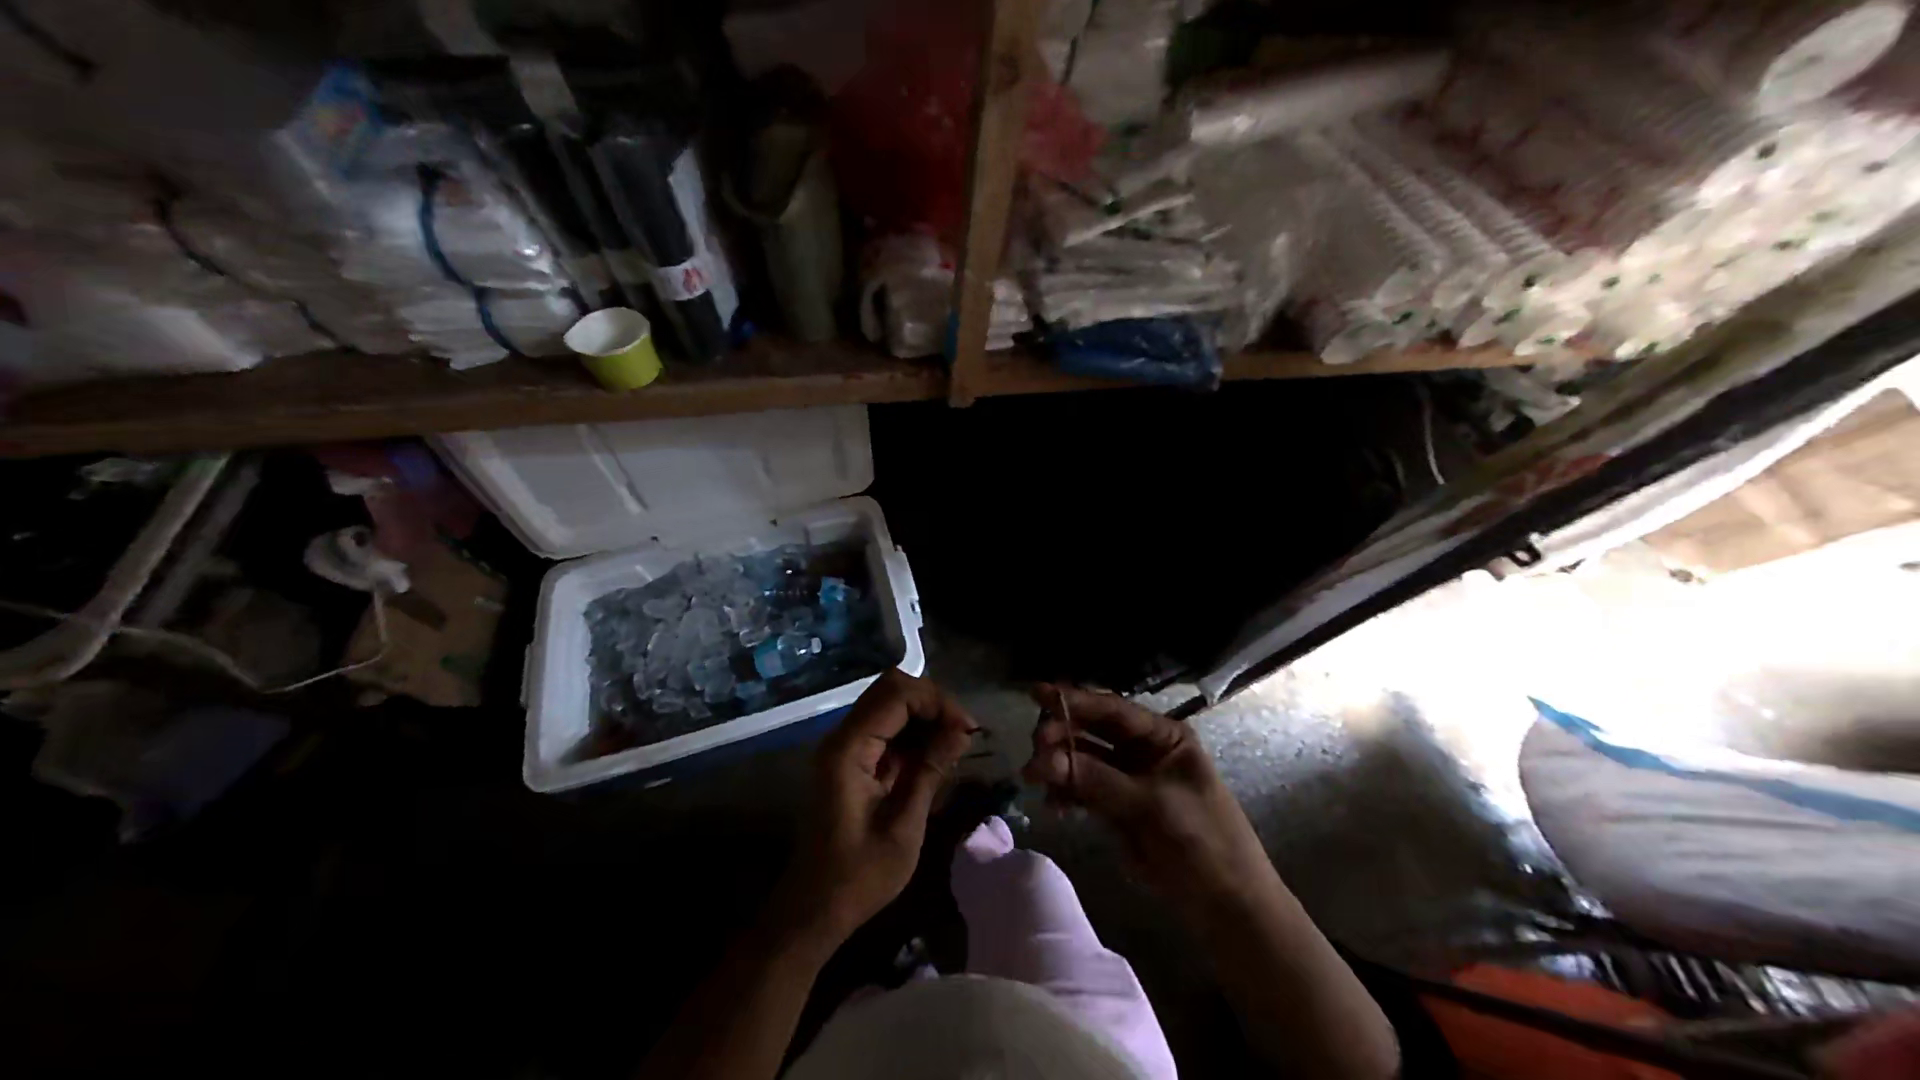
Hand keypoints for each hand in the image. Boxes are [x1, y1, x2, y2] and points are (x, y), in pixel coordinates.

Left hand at [778, 669, 976, 943]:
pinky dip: (913, 734)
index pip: (896, 694)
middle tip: (963, 733)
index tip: (967, 730)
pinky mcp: (851, 761)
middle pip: (891, 689)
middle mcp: (842, 738)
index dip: (937, 702)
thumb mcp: (904, 828)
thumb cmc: (858, 877)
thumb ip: (930, 771)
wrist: (815, 908)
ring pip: (889, 705)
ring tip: (956, 744)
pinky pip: (886, 729)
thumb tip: (962, 730)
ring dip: (925, 716)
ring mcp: (845, 748)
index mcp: (848, 750)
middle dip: (933, 703)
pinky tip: (936, 756)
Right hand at [1023, 684, 1271, 910]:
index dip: (1074, 700)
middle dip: (1061, 735)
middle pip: (1092, 731)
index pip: (1112, 710)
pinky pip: (1082, 790)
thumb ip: (1097, 780)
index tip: (1037, 694)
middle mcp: (1143, 751)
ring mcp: (1128, 780)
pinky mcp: (1117, 810)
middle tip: (1034, 748)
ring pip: (1082, 760)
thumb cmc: (1202, 842)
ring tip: (1034, 780)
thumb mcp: (1153, 806)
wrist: (1226, 906)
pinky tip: (1052, 805)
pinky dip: (1065, 793)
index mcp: (1163, 737)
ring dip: (1058, 766)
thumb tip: (1042, 760)